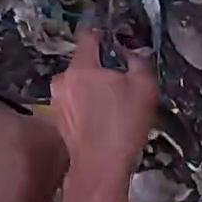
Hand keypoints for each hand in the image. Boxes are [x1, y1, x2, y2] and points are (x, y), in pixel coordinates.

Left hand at [52, 28, 157, 176]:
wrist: (100, 166)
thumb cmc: (123, 124)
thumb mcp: (143, 87)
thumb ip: (138, 61)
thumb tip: (133, 52)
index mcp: (81, 67)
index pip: (88, 35)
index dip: (104, 34)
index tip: (117, 40)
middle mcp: (63, 79)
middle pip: (85, 61)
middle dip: (103, 66)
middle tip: (122, 80)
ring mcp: (57, 99)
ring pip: (80, 82)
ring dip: (94, 86)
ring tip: (115, 102)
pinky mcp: (58, 117)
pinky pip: (75, 99)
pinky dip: (87, 102)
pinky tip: (103, 117)